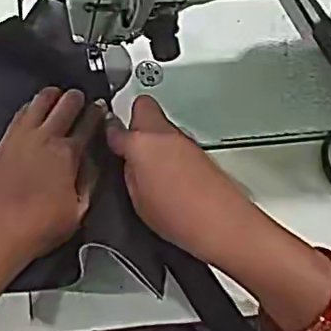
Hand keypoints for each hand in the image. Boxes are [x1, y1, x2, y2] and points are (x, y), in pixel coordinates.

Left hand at [0, 88, 104, 266]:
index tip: (100, 110)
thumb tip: (95, 161)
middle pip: (67, 103)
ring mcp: (24, 137)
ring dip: (54, 95)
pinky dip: (32, 105)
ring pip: (42, 100)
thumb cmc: (38, 226)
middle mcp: (47, 139)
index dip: (97, 112)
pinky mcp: (6, 141)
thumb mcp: (80, 209)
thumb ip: (91, 179)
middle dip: (78, 98)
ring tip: (60, 95)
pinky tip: (35, 107)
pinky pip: (21, 112)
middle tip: (83, 99)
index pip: (89, 122)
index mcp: (69, 154)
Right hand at [106, 95, 271, 266]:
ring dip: (154, 138)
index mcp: (142, 142)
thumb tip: (126, 162)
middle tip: (127, 144)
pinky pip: (177, 142)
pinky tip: (170, 177)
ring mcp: (185, 140)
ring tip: (150, 170)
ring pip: (162, 125)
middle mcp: (165, 134)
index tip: (109, 140)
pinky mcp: (200, 150)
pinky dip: (170, 151)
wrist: (222, 222)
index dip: (109, 133)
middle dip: (134, 121)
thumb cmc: (181, 216)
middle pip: (144, 108)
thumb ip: (127, 171)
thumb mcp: (137, 200)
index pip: (116, 126)